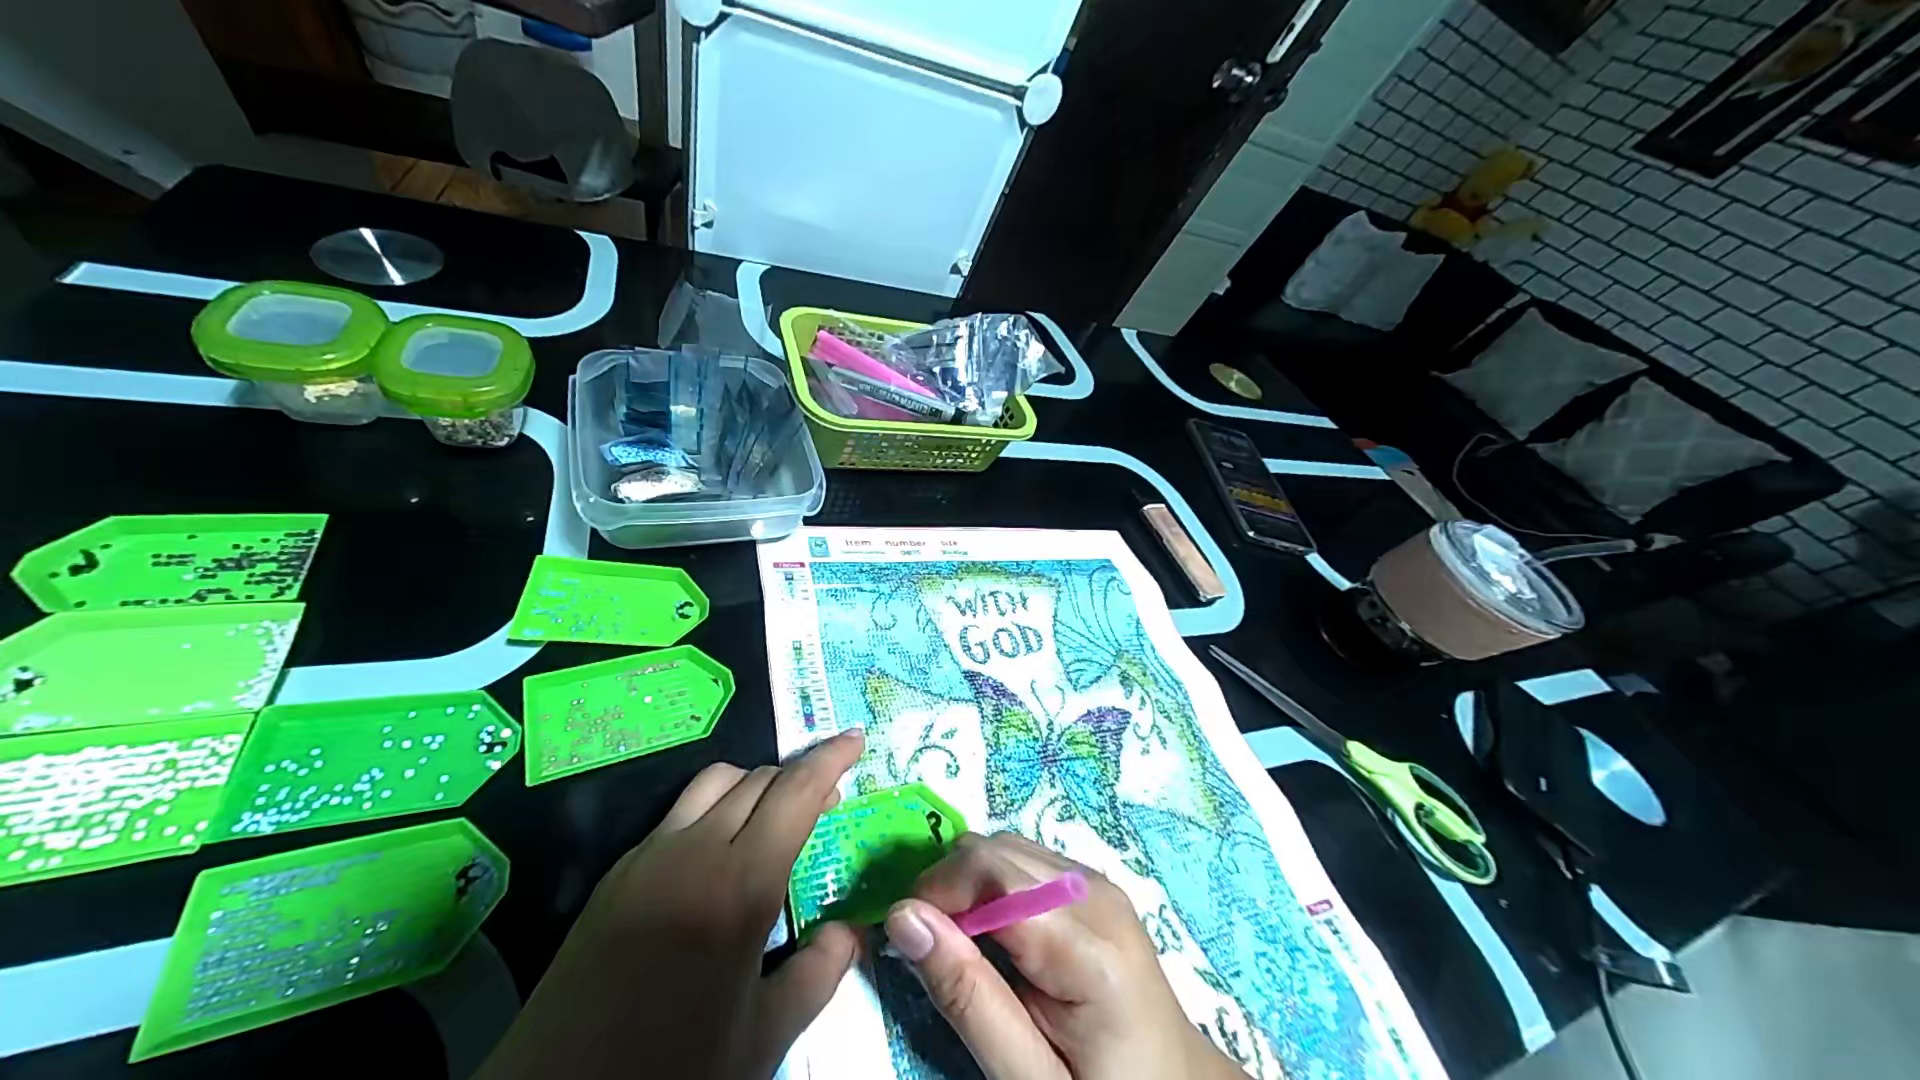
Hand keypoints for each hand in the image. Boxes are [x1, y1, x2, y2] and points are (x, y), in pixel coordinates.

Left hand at [478, 730, 865, 1079]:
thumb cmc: (672, 1066)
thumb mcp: (763, 1036)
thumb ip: (819, 973)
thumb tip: (849, 931)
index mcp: (741, 884)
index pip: (797, 793)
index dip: (831, 758)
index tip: (856, 738)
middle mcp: (695, 850)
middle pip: (759, 780)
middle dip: (801, 777)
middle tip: (829, 801)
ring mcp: (649, 856)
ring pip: (715, 783)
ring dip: (756, 785)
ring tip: (775, 817)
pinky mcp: (617, 873)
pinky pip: (679, 813)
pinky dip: (715, 809)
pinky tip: (718, 854)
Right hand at [884, 832, 1242, 1079]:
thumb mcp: (1027, 1077)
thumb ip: (967, 995)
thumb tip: (903, 916)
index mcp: (1088, 947)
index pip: (992, 873)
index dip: (936, 892)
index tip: (905, 940)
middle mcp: (1095, 893)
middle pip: (995, 851)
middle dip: (947, 887)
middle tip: (930, 950)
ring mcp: (1097, 882)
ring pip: (1005, 848)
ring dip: (968, 885)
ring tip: (963, 948)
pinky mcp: (1093, 884)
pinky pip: (1024, 861)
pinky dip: (993, 887)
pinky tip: (996, 936)